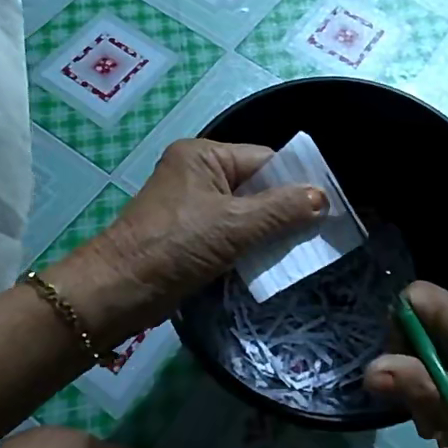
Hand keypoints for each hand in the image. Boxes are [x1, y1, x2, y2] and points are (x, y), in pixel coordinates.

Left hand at [53, 139, 324, 335]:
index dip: (298, 181)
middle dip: (288, 208)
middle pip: (259, 185)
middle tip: (322, 228)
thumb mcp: (235, 225)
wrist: (118, 293)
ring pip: (250, 210)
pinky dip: (255, 242)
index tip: (329, 205)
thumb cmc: (174, 247)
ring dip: (273, 229)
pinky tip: (276, 257)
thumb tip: (324, 199)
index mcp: (205, 155)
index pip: (266, 160)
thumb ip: (283, 209)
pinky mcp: (193, 233)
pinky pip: (236, 230)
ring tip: (305, 246)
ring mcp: (195, 204)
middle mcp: (200, 172)